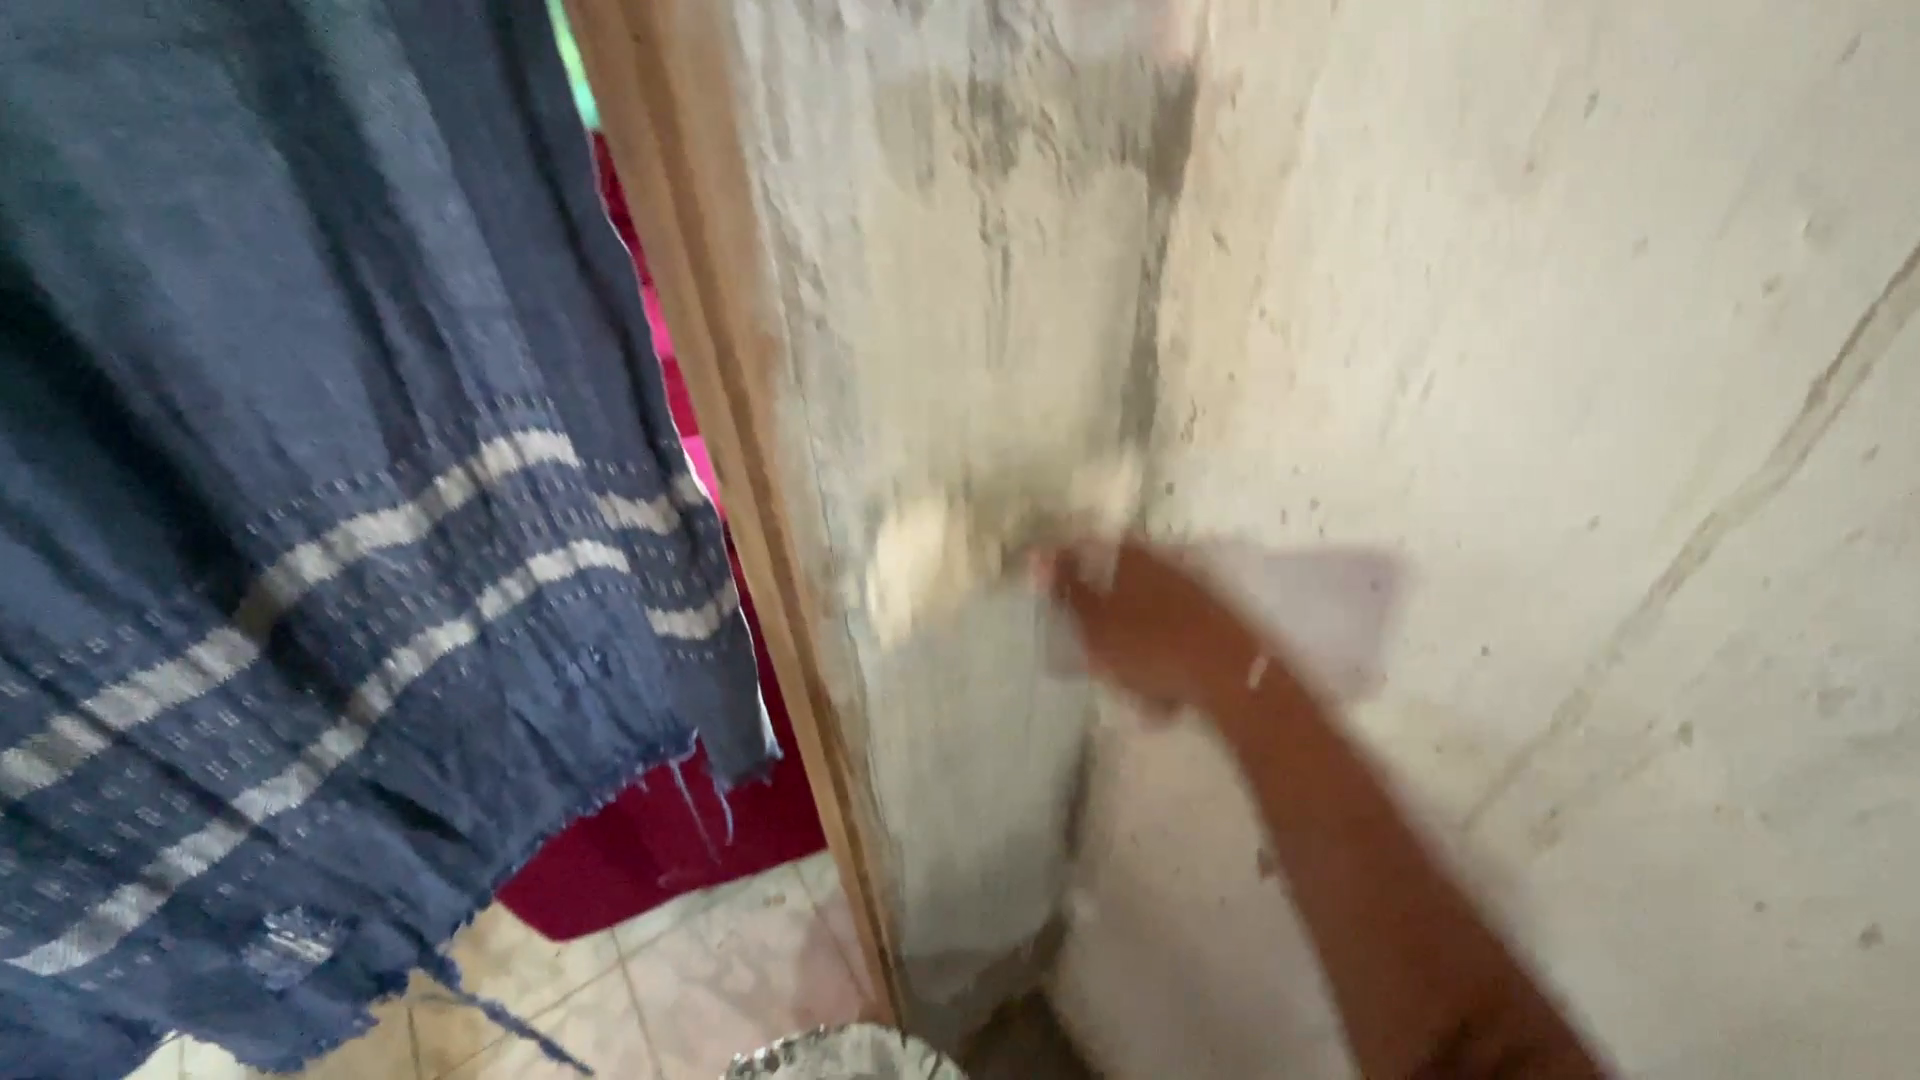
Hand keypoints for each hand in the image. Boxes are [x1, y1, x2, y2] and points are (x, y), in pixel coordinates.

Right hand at [1034, 538, 1262, 713]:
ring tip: (1131, 687)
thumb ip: (1067, 590)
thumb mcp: (1095, 623)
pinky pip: (1173, 641)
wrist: (1232, 679)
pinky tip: (1162, 697)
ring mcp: (1195, 594)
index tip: (1058, 602)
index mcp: (1132, 559)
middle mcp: (1165, 566)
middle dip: (1103, 619)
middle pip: (1119, 586)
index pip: (1088, 550)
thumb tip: (1039, 554)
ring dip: (1133, 648)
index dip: (1068, 572)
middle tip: (1093, 653)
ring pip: (1147, 618)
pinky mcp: (1215, 624)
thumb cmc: (1151, 648)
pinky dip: (1162, 663)